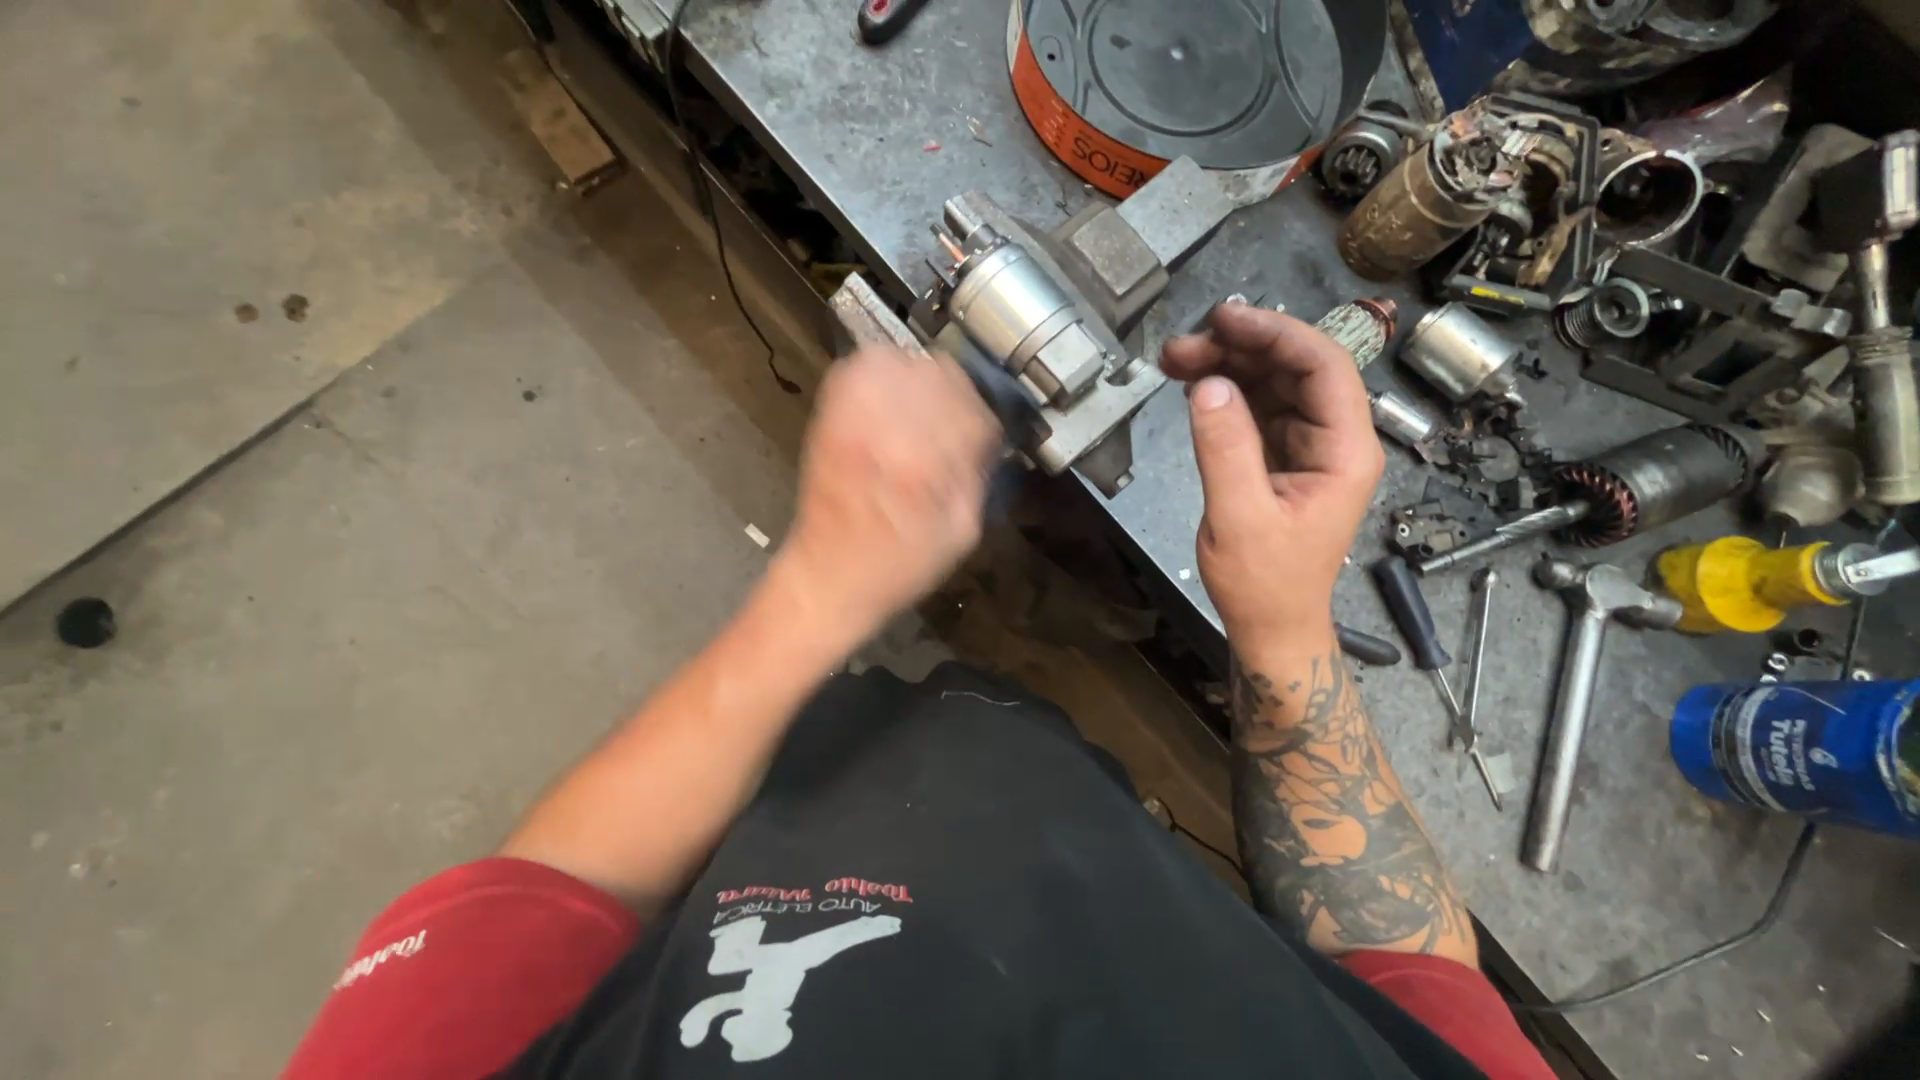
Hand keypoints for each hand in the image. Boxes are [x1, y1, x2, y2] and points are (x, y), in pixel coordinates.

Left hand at [775, 346, 1001, 642]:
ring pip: (901, 361)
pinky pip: (860, 367)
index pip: (972, 412)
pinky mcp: (830, 415)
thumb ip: (979, 474)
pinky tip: (891, 398)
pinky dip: (881, 373)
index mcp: (925, 463)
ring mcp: (852, 418)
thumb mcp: (962, 530)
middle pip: (939, 375)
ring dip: (920, 380)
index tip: (981, 440)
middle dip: (956, 397)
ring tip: (924, 407)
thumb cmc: (898, 566)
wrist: (829, 576)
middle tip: (956, 422)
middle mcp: (887, 431)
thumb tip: (986, 439)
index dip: (982, 425)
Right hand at [1161, 303, 1384, 650]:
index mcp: (1345, 450)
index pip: (1324, 367)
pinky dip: (1224, 391)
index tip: (1224, 320)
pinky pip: (1255, 407)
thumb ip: (1225, 450)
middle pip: (1295, 367)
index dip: (1277, 334)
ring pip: (1272, 382)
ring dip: (1226, 365)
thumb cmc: (1263, 582)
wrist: (1270, 624)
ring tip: (1174, 359)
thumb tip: (1208, 385)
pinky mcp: (1279, 454)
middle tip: (1181, 346)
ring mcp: (1306, 444)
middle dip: (1240, 347)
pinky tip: (1191, 384)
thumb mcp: (1240, 518)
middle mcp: (1332, 438)